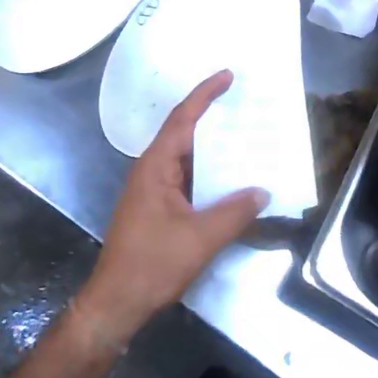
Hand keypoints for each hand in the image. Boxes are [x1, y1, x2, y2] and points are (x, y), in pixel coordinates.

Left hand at [74, 70, 268, 347]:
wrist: (116, 302)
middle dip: (214, 118)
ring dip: (213, 149)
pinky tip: (230, 180)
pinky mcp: (157, 207)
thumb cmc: (152, 264)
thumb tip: (262, 191)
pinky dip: (208, 174)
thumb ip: (233, 213)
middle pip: (185, 133)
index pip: (183, 119)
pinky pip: (187, 179)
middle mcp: (152, 170)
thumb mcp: (200, 239)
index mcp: (156, 166)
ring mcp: (153, 189)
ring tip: (246, 138)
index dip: (205, 94)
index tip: (228, 75)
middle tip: (245, 105)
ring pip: (187, 158)